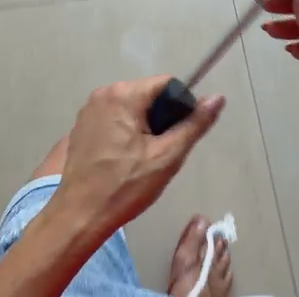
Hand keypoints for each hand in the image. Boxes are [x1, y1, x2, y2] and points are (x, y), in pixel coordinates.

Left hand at [48, 76, 225, 235]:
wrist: (81, 214)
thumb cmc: (126, 186)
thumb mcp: (167, 157)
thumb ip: (193, 125)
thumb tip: (217, 97)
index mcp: (124, 94)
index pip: (166, 84)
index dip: (180, 106)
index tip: (180, 135)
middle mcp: (103, 92)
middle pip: (146, 95)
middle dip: (160, 118)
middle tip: (162, 152)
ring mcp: (88, 108)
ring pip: (129, 108)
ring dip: (142, 126)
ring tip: (143, 159)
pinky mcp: (81, 125)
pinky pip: (112, 118)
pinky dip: (123, 132)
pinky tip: (123, 160)